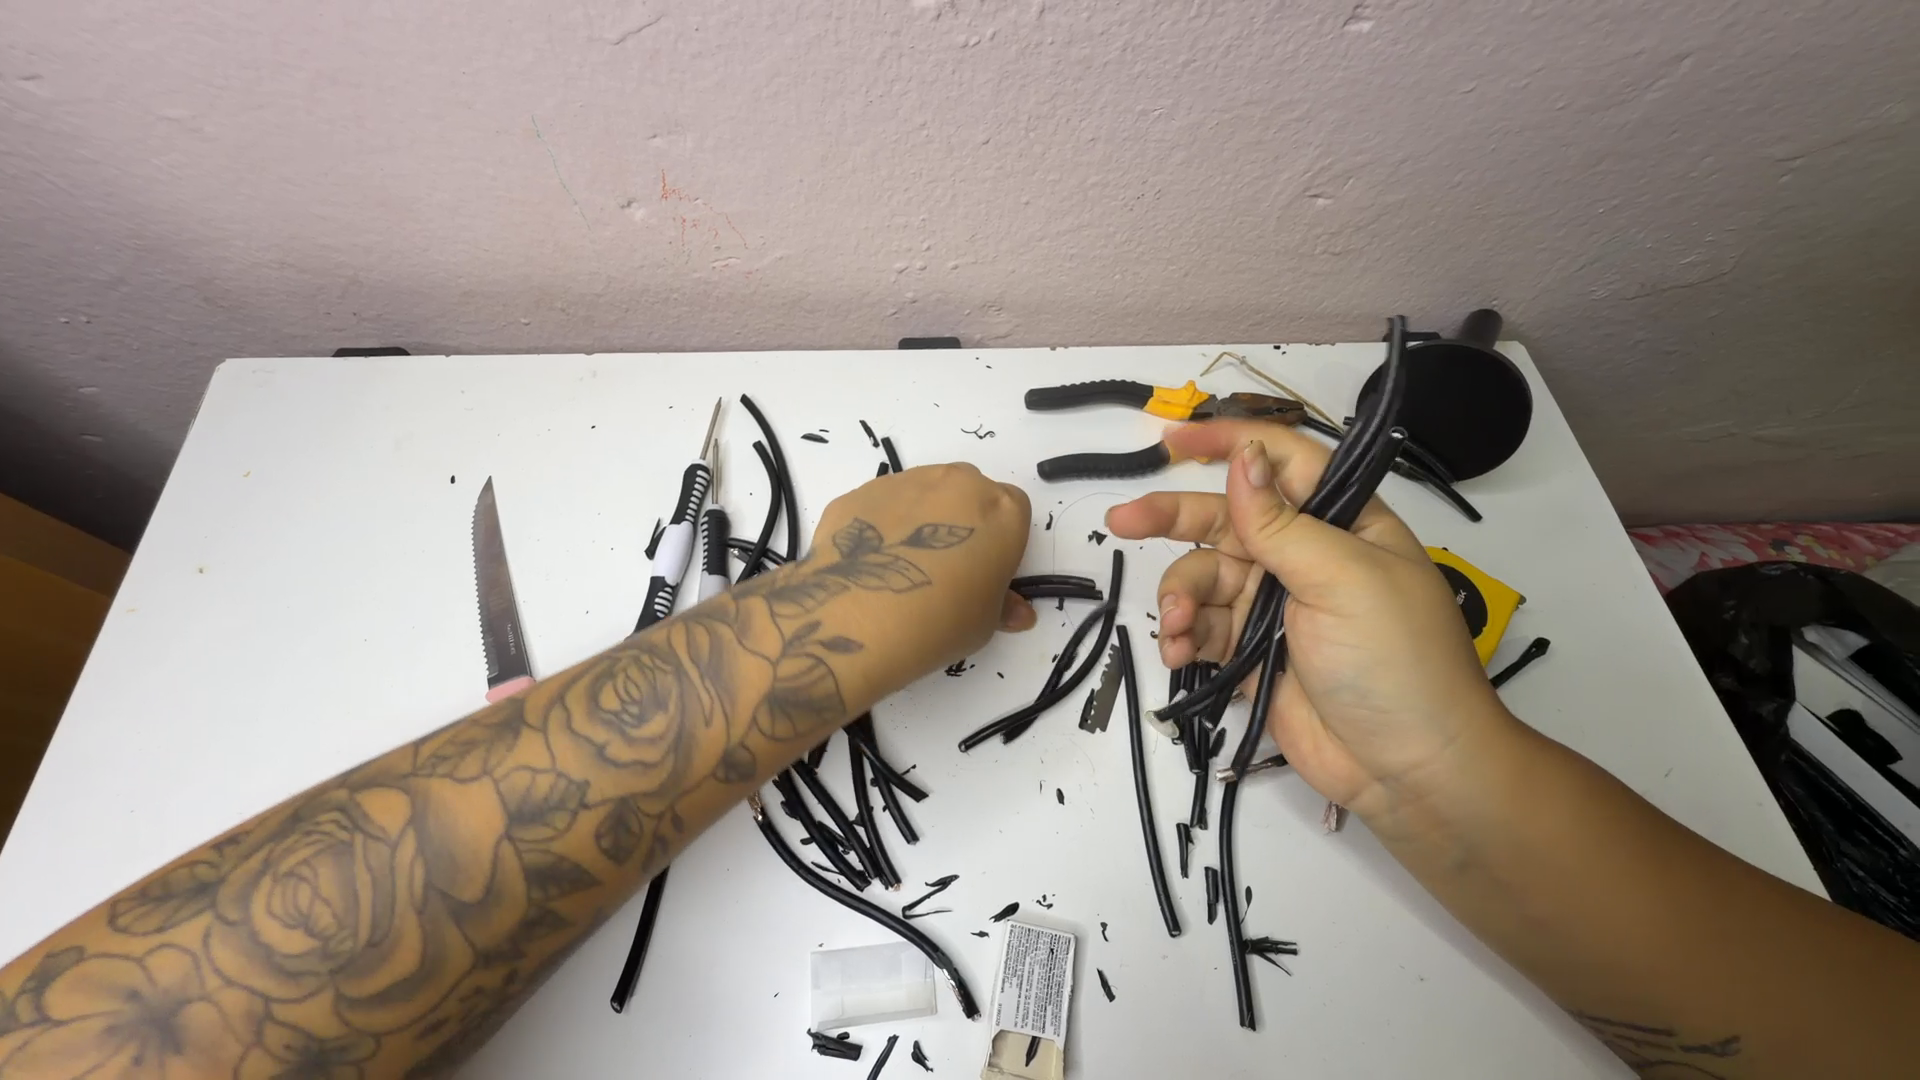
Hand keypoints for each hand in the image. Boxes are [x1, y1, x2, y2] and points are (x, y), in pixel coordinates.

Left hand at [806, 463, 1034, 701]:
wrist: (863, 622)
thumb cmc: (942, 623)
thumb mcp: (984, 623)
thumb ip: (1003, 605)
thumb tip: (1018, 613)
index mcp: (1002, 511)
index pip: (1014, 508)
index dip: (1000, 537)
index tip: (985, 566)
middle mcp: (957, 483)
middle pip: (968, 490)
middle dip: (961, 518)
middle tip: (945, 566)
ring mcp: (905, 481)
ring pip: (921, 491)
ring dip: (919, 516)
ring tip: (900, 565)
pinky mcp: (860, 493)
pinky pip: (880, 505)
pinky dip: (879, 525)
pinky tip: (868, 564)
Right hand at [1105, 421, 1517, 830]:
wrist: (1406, 767)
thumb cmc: (1394, 659)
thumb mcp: (1343, 578)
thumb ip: (1282, 523)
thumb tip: (1244, 459)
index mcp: (1338, 523)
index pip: (1278, 464)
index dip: (1227, 446)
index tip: (1172, 442)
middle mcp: (1300, 555)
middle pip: (1222, 519)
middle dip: (1170, 519)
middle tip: (1122, 521)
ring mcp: (1270, 604)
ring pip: (1201, 577)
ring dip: (1179, 597)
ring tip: (1177, 625)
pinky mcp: (1248, 650)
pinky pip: (1200, 627)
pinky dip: (1181, 635)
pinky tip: (1178, 651)